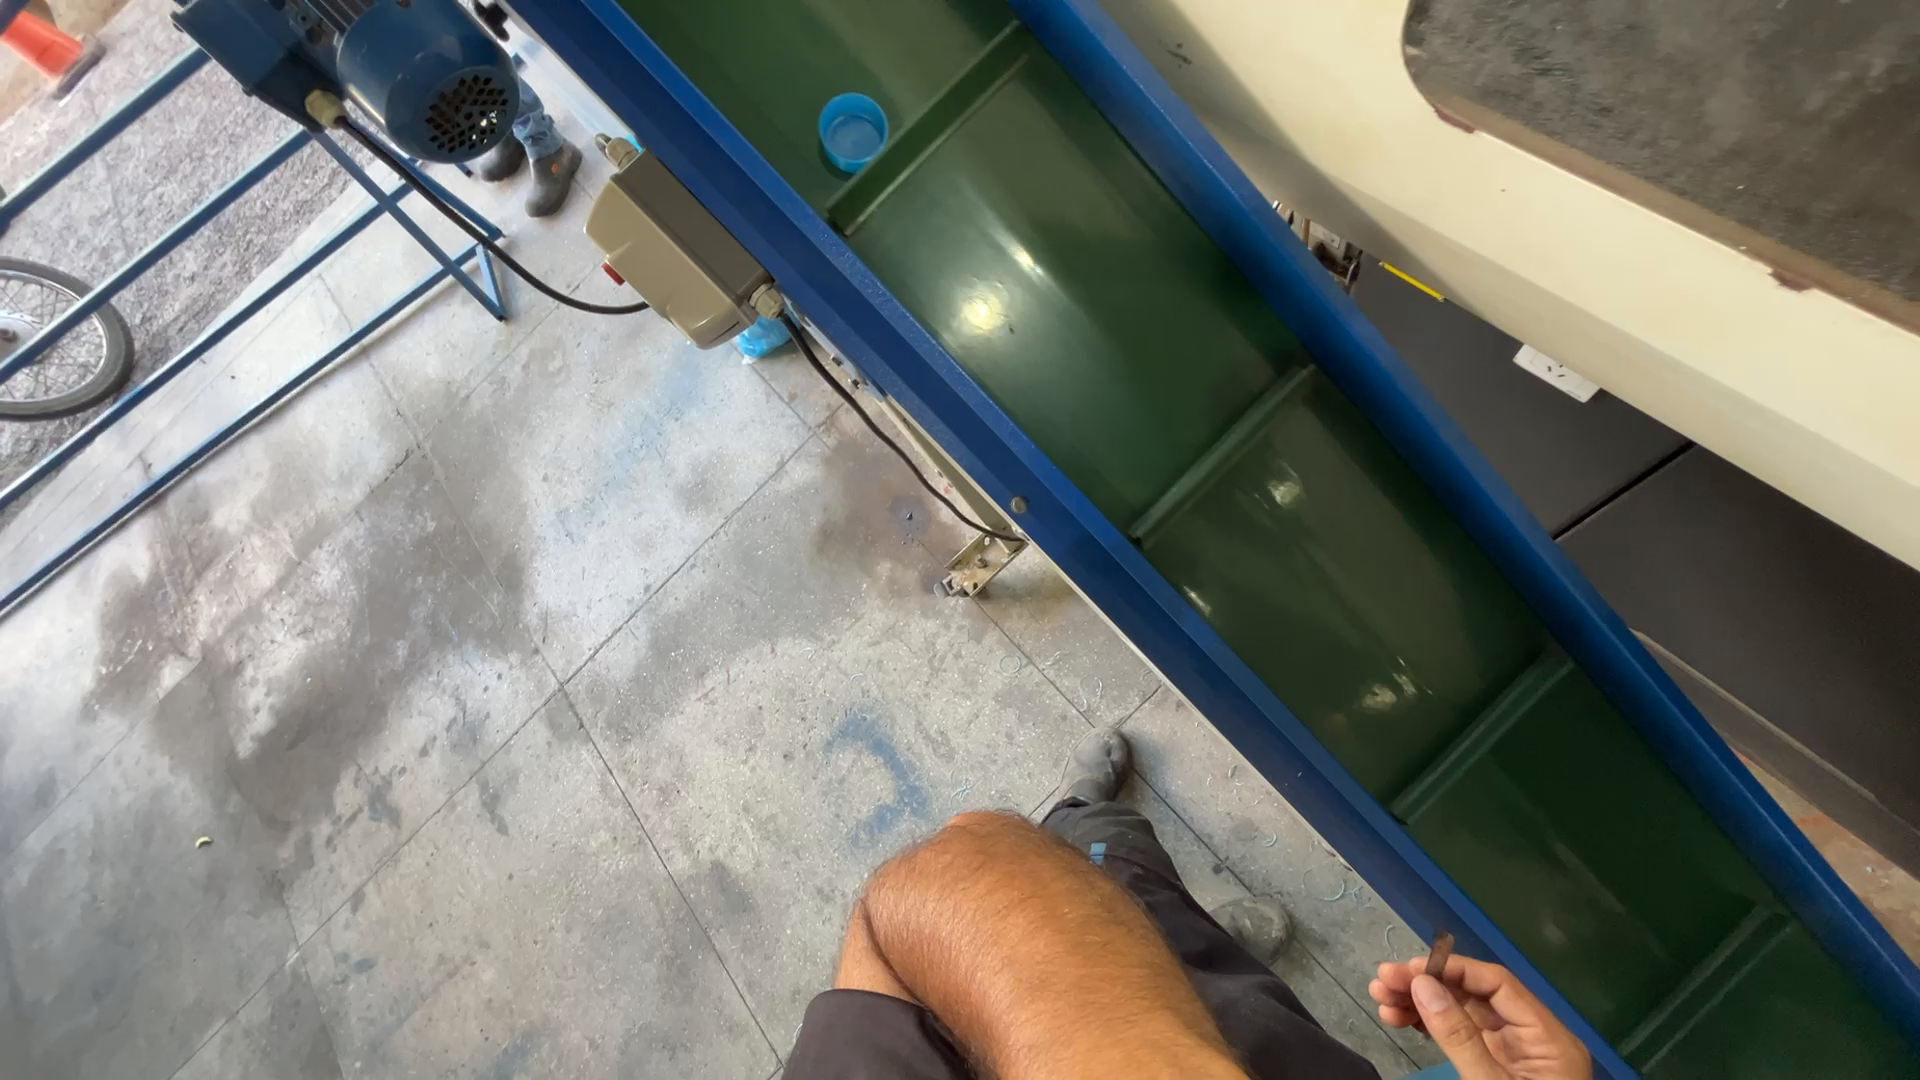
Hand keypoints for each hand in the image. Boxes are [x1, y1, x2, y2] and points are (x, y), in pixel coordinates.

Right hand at [1369, 954, 1591, 1079]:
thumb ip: (1459, 1036)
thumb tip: (1421, 983)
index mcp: (1547, 1039)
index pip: (1497, 983)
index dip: (1451, 969)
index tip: (1408, 969)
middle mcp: (1529, 1036)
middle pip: (1472, 993)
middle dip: (1425, 985)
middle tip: (1382, 981)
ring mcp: (1510, 1051)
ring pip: (1459, 1010)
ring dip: (1418, 1001)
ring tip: (1381, 999)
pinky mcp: (1493, 1064)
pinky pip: (1457, 1031)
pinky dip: (1426, 1023)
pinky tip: (1398, 1019)